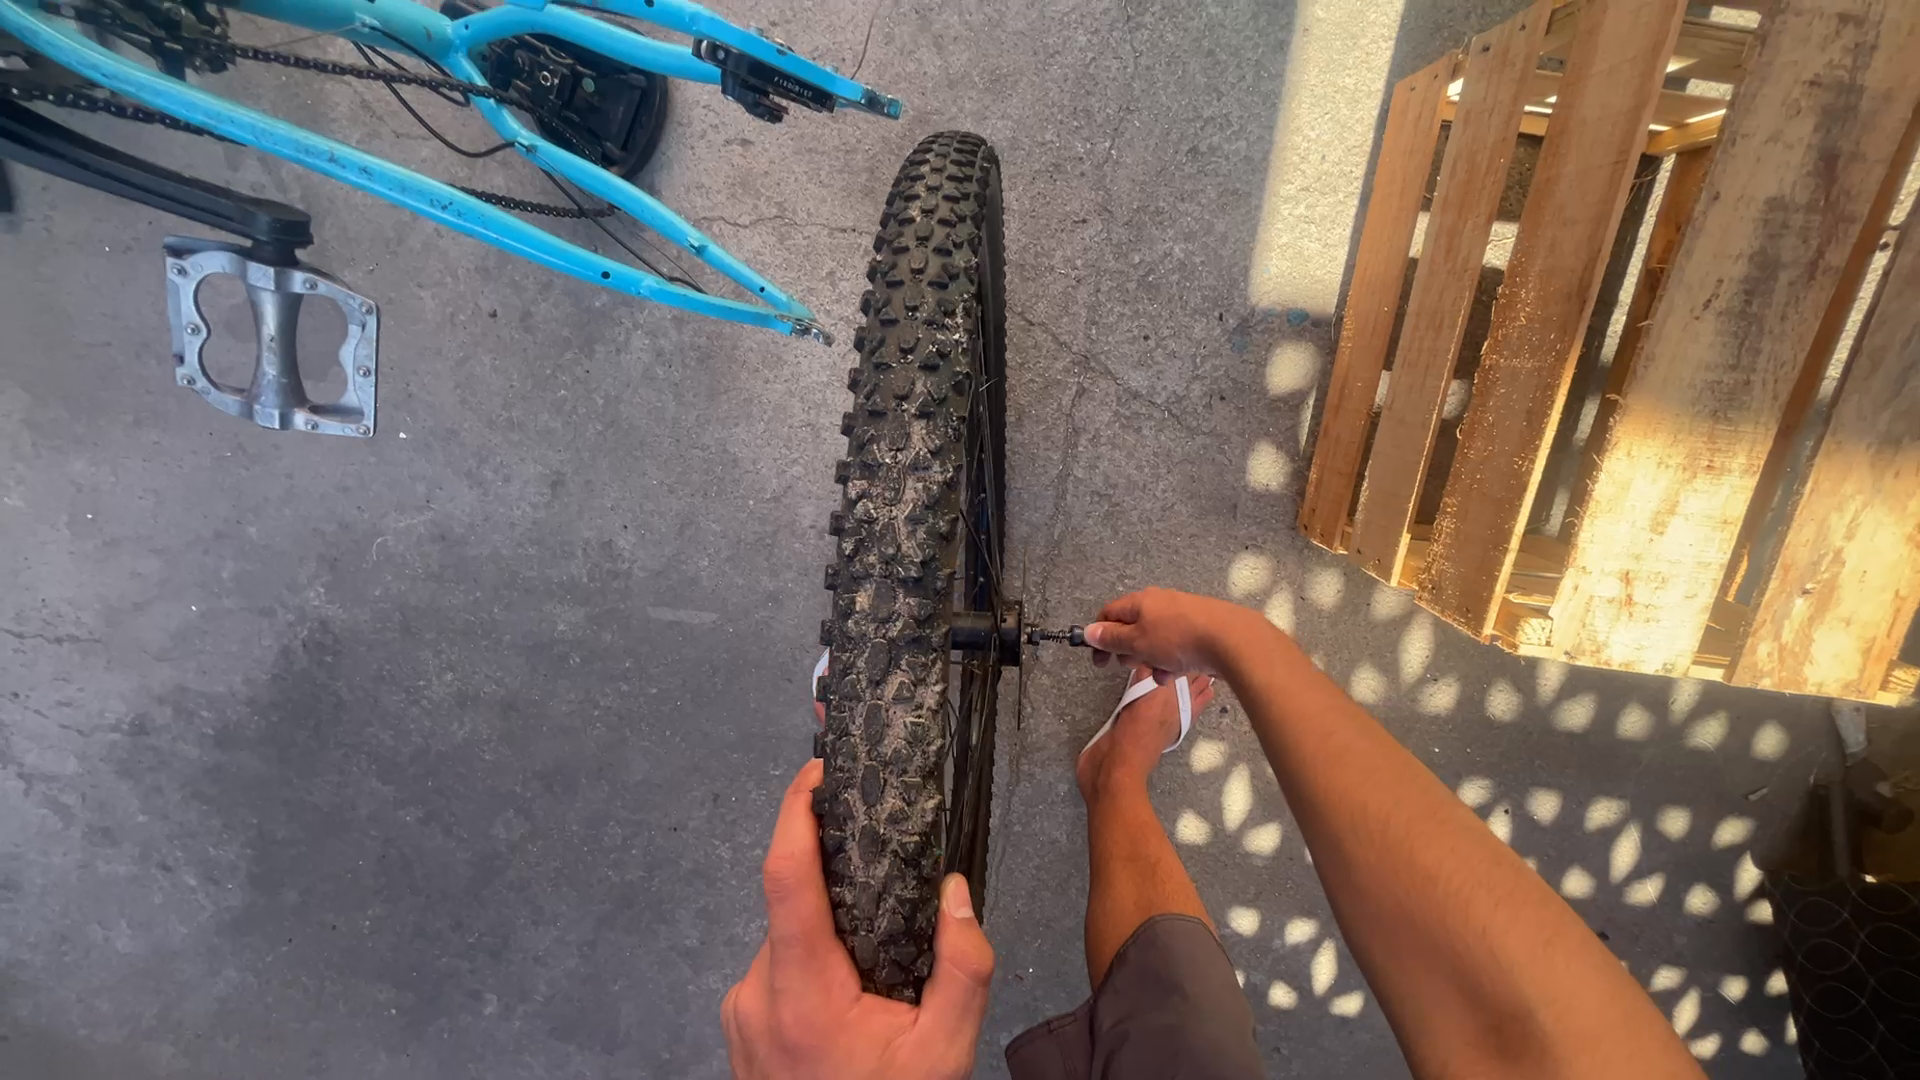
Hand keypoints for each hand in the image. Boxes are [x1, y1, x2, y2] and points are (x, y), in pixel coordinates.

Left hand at [721, 759, 994, 1079]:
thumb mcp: (943, 1053)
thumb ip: (962, 968)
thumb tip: (955, 890)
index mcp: (801, 991)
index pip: (784, 875)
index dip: (794, 812)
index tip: (817, 773)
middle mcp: (756, 990)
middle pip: (792, 902)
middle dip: (836, 882)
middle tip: (886, 890)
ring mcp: (740, 1010)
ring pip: (786, 934)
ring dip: (827, 926)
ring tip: (875, 959)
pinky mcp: (739, 1024)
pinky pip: (777, 964)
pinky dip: (811, 954)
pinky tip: (849, 988)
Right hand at [1084, 587, 1262, 680]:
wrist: (1232, 639)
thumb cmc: (1177, 639)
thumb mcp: (1137, 642)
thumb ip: (1112, 638)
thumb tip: (1088, 631)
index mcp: (1140, 601)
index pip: (1109, 614)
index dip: (1099, 636)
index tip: (1100, 660)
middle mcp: (1159, 603)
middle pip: (1132, 627)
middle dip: (1128, 650)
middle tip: (1130, 665)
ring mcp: (1181, 614)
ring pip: (1155, 639)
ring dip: (1150, 659)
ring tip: (1159, 674)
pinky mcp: (1199, 628)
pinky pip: (1175, 644)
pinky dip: (1171, 659)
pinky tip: (1177, 673)